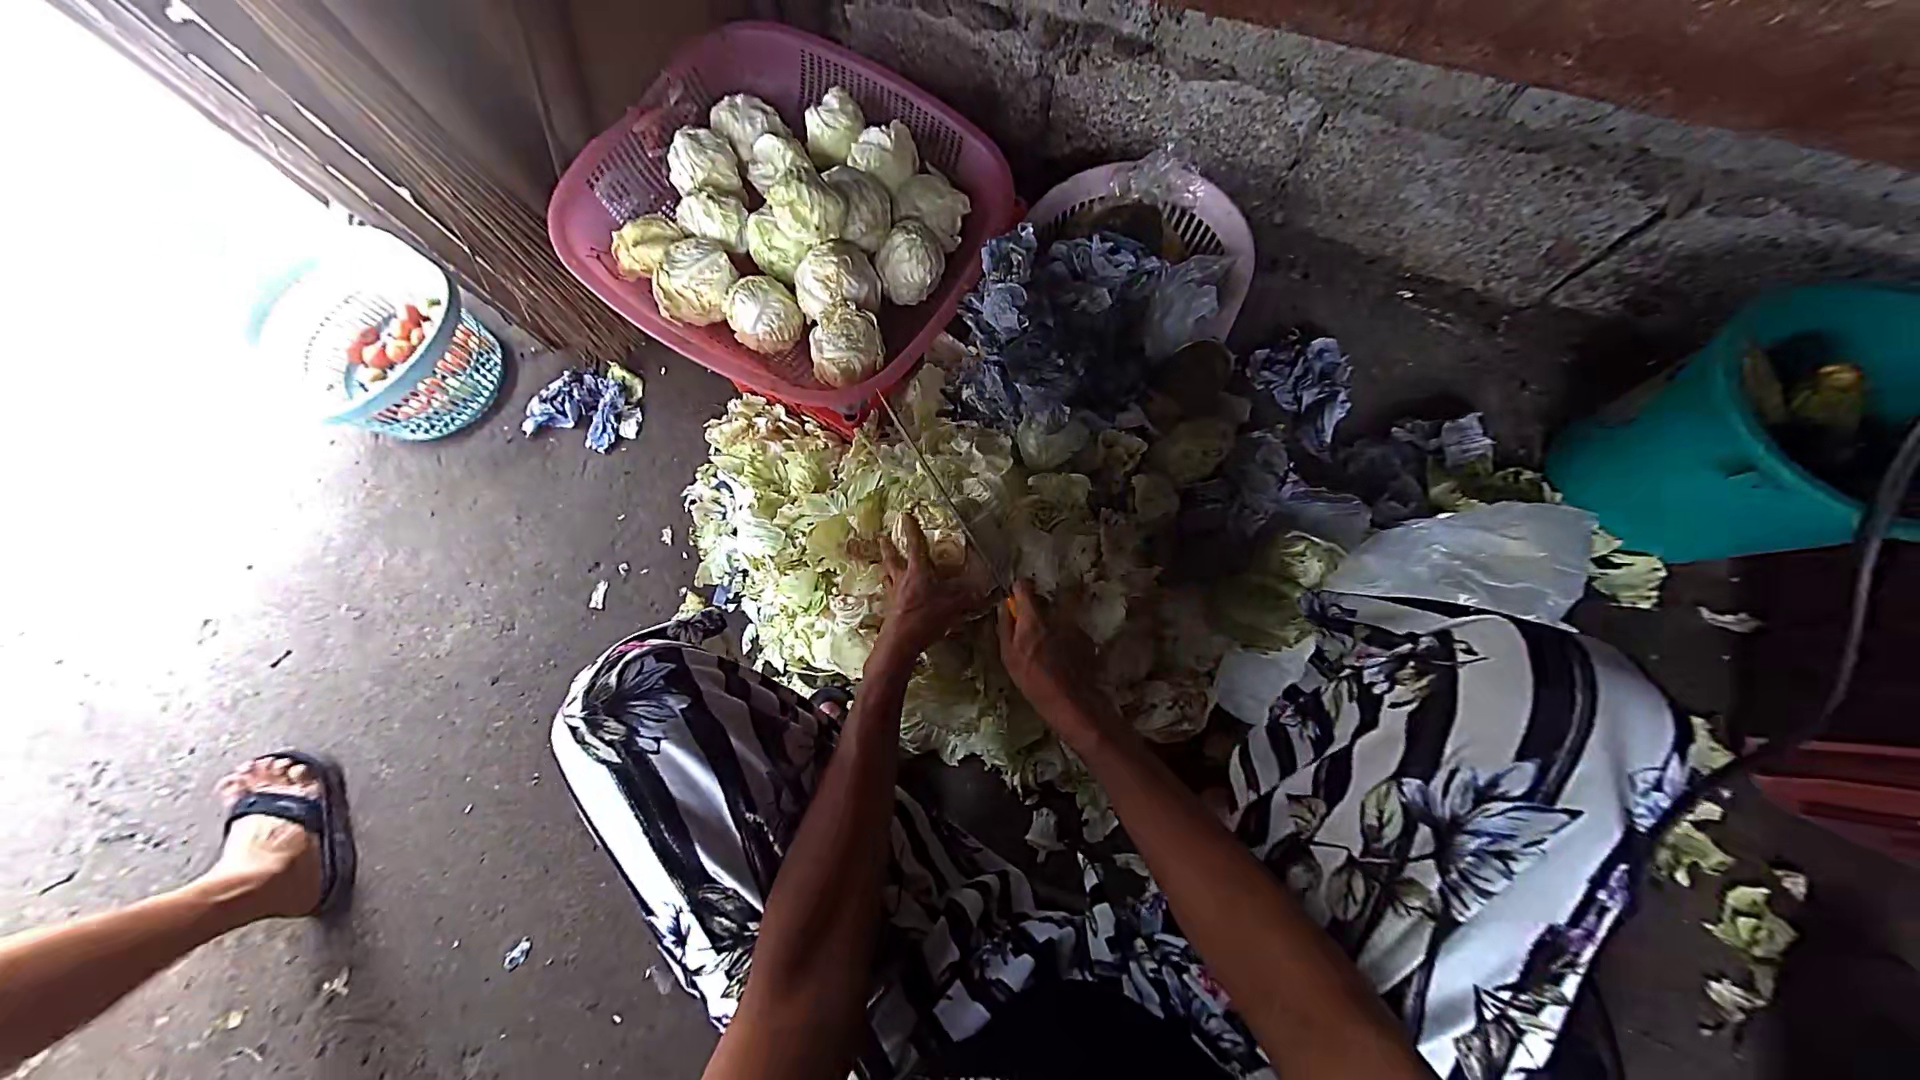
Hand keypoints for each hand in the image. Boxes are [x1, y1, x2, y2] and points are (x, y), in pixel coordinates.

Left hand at [874, 516, 990, 664]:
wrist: (900, 643)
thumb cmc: (925, 618)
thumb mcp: (953, 605)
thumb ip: (970, 597)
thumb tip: (988, 592)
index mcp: (917, 572)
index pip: (915, 546)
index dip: (912, 529)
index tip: (906, 515)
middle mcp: (902, 580)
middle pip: (892, 559)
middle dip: (889, 547)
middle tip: (883, 538)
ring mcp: (894, 596)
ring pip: (888, 576)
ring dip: (887, 569)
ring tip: (884, 565)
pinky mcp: (891, 611)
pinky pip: (890, 595)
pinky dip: (891, 591)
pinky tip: (894, 594)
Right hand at [995, 580, 1123, 748]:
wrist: (1072, 701)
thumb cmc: (1034, 681)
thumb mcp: (1008, 657)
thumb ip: (1005, 626)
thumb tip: (1005, 605)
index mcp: (1033, 618)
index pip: (1024, 588)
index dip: (1019, 590)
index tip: (1016, 599)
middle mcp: (1055, 616)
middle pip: (1042, 603)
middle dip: (1035, 614)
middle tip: (1030, 637)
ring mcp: (1074, 626)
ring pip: (1056, 619)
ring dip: (1051, 629)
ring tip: (1047, 654)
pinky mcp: (1086, 638)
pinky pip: (1069, 632)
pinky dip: (1064, 640)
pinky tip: (1062, 660)